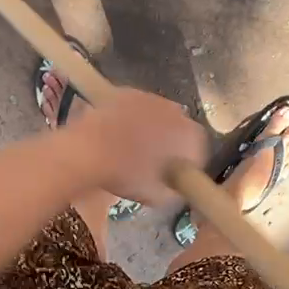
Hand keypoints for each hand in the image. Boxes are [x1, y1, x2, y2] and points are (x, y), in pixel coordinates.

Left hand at [66, 89, 205, 205]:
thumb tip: (178, 190)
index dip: (190, 166)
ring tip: (136, 150)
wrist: (88, 149)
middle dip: (174, 146)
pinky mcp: (129, 91)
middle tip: (157, 165)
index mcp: (190, 135)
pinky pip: (141, 109)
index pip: (200, 151)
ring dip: (155, 132)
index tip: (177, 178)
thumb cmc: (126, 175)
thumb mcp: (156, 196)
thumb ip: (175, 193)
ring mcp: (152, 97)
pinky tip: (121, 136)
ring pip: (162, 117)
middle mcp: (177, 111)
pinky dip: (136, 121)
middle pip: (182, 130)